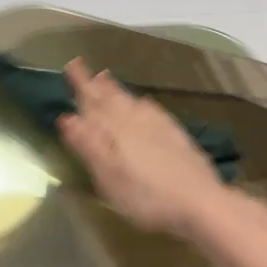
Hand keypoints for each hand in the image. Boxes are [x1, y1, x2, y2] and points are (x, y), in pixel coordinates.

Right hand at [56, 58, 234, 235]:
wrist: (199, 203)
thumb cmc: (144, 195)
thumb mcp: (107, 176)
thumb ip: (87, 145)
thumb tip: (67, 118)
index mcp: (113, 130)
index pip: (92, 101)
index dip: (80, 84)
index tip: (71, 64)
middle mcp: (134, 121)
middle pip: (111, 97)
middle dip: (95, 83)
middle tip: (84, 66)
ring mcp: (158, 126)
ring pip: (131, 100)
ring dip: (116, 89)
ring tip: (107, 78)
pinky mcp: (175, 135)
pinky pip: (152, 109)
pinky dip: (141, 102)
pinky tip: (143, 103)